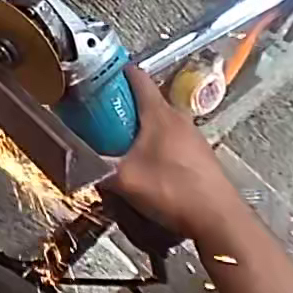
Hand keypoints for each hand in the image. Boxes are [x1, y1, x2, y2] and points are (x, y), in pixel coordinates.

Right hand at [101, 66, 245, 237]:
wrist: (218, 220)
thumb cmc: (172, 191)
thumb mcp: (124, 180)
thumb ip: (95, 169)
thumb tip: (74, 164)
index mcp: (159, 114)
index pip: (137, 78)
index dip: (115, 71)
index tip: (96, 75)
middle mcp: (178, 119)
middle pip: (145, 99)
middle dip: (120, 103)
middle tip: (97, 114)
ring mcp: (192, 137)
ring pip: (158, 120)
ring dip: (137, 125)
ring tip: (115, 140)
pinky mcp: (198, 155)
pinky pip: (169, 138)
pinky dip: (152, 141)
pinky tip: (142, 162)